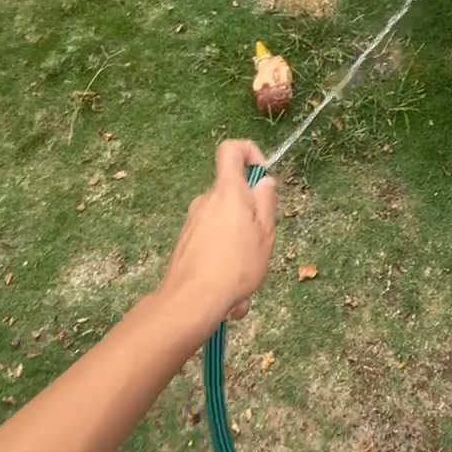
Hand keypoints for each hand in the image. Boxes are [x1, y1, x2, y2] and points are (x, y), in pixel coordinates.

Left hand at [157, 140, 278, 329]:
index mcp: (227, 191)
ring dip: (239, 246)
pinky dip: (224, 260)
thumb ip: (266, 203)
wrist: (190, 302)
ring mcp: (192, 221)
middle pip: (232, 193)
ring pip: (225, 223)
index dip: (249, 152)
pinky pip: (212, 243)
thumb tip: (264, 182)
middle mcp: (206, 200)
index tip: (263, 176)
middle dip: (250, 216)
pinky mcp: (185, 243)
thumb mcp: (265, 234)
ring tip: (245, 279)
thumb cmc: (235, 265)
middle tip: (260, 245)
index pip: (231, 150)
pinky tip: (230, 292)